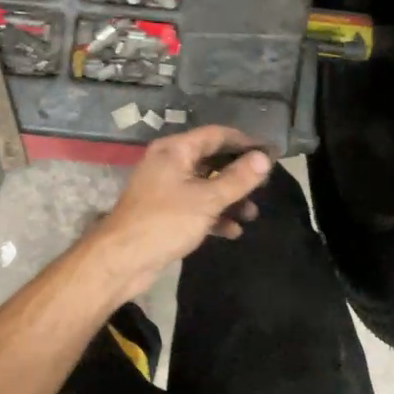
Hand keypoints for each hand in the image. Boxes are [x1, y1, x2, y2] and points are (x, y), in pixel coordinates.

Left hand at [79, 126, 273, 301]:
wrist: (123, 259)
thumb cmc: (165, 222)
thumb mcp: (206, 200)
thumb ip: (237, 179)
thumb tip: (264, 158)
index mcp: (175, 149)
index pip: (215, 135)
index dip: (243, 142)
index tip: (270, 153)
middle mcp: (169, 161)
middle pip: (210, 159)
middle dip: (238, 174)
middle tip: (264, 186)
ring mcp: (165, 187)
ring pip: (204, 184)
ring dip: (228, 198)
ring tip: (252, 214)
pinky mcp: (165, 211)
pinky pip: (195, 205)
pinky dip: (213, 214)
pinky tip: (232, 231)